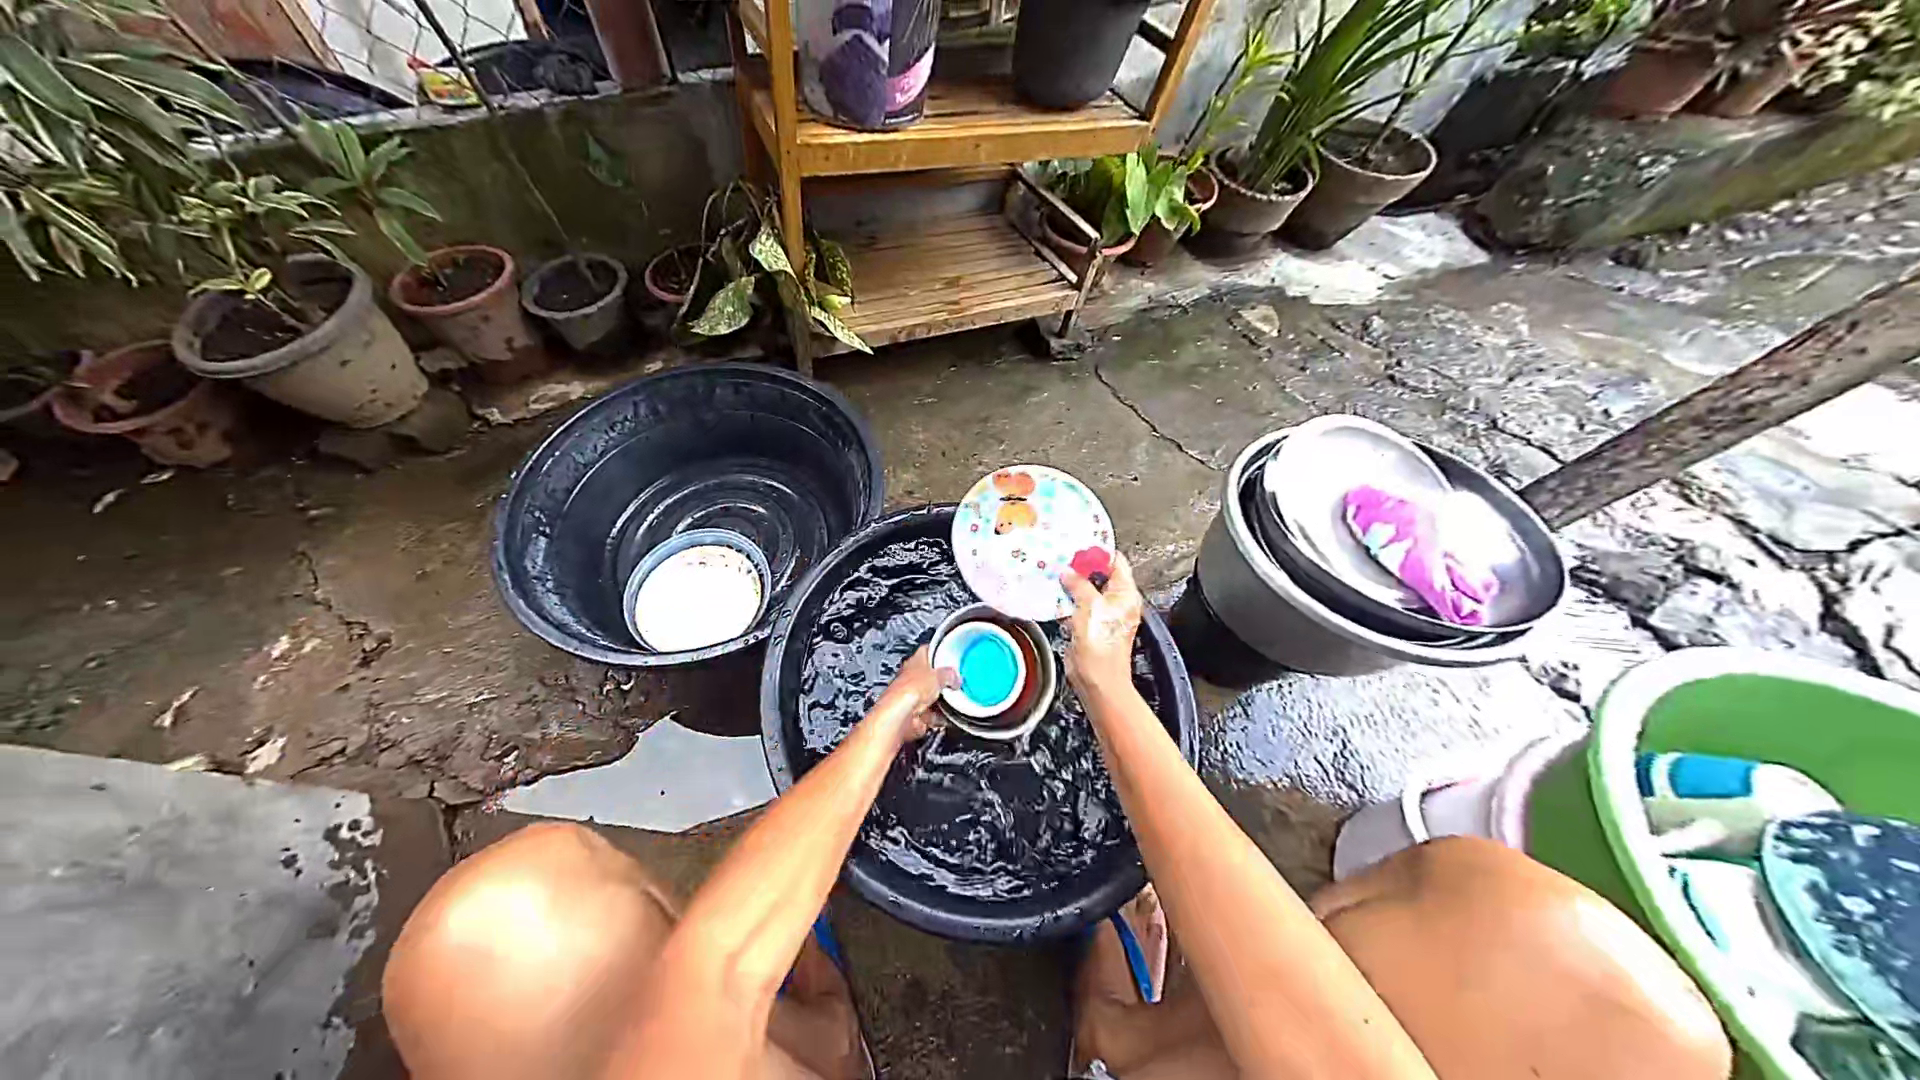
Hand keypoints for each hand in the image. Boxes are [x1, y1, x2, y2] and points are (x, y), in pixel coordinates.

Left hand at [874, 645, 958, 742]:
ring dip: (943, 701)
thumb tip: (955, 676)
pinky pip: (932, 715)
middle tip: (955, 682)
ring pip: (932, 697)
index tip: (949, 657)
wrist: (901, 715)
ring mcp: (912, 698)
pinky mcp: (915, 715)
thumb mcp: (938, 675)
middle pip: (931, 677)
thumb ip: (949, 674)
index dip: (938, 653)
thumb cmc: (910, 690)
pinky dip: (940, 717)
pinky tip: (947, 715)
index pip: (926, 652)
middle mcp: (910, 679)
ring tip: (954, 700)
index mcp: (914, 662)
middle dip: (943, 682)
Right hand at [1060, 552, 1142, 696]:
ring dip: (1070, 584)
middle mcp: (1116, 602)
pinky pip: (1076, 607)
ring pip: (1085, 591)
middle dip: (1080, 568)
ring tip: (1054, 573)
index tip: (1079, 546)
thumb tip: (1068, 572)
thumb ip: (1079, 584)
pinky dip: (1066, 601)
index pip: (1115, 562)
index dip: (1098, 552)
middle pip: (1098, 575)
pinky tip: (1053, 595)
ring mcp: (1102, 614)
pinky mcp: (1088, 625)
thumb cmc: (1102, 646)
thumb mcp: (1090, 606)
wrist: (1096, 679)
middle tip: (1062, 558)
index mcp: (1125, 593)